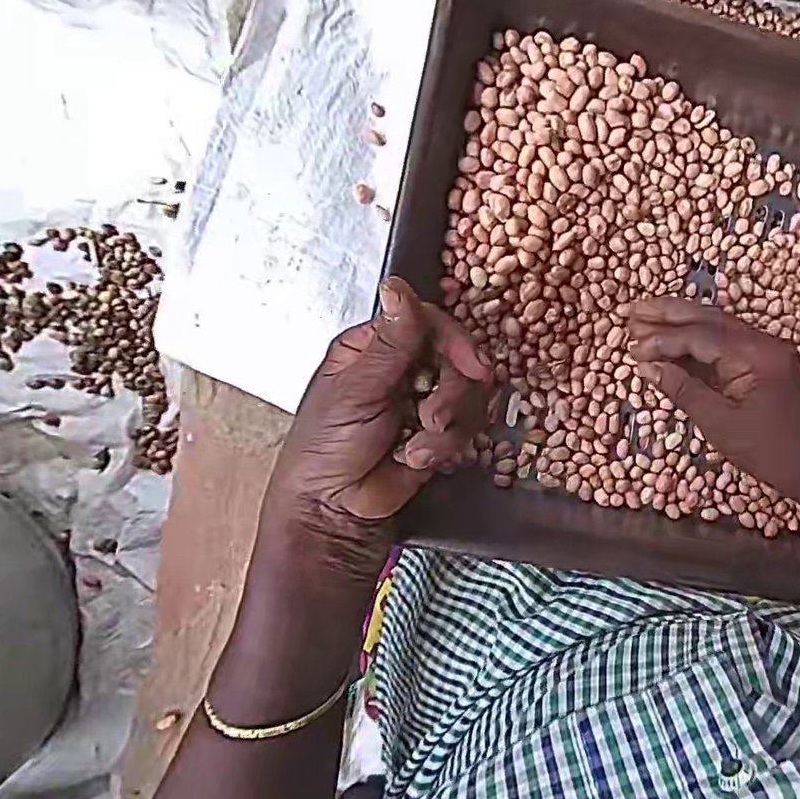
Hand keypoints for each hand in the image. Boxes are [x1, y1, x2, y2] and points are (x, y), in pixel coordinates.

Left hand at [265, 276, 492, 579]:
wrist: (335, 512)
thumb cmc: (327, 448)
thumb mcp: (357, 390)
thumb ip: (391, 342)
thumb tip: (398, 286)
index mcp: (376, 347)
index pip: (429, 324)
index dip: (456, 341)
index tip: (473, 364)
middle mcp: (404, 367)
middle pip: (458, 358)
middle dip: (452, 392)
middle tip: (434, 418)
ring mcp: (425, 399)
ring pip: (469, 393)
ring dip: (449, 425)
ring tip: (418, 446)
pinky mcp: (440, 431)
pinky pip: (468, 425)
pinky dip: (447, 445)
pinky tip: (417, 458)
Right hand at [626, 298, 799, 499]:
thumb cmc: (769, 452)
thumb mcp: (719, 424)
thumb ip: (683, 390)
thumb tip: (648, 367)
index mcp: (755, 355)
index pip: (700, 337)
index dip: (663, 340)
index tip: (634, 347)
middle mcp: (765, 343)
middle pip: (710, 319)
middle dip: (669, 314)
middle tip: (633, 311)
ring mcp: (769, 350)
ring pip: (718, 327)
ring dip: (682, 323)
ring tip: (647, 319)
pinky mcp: (768, 361)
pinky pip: (728, 343)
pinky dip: (699, 342)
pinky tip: (675, 342)